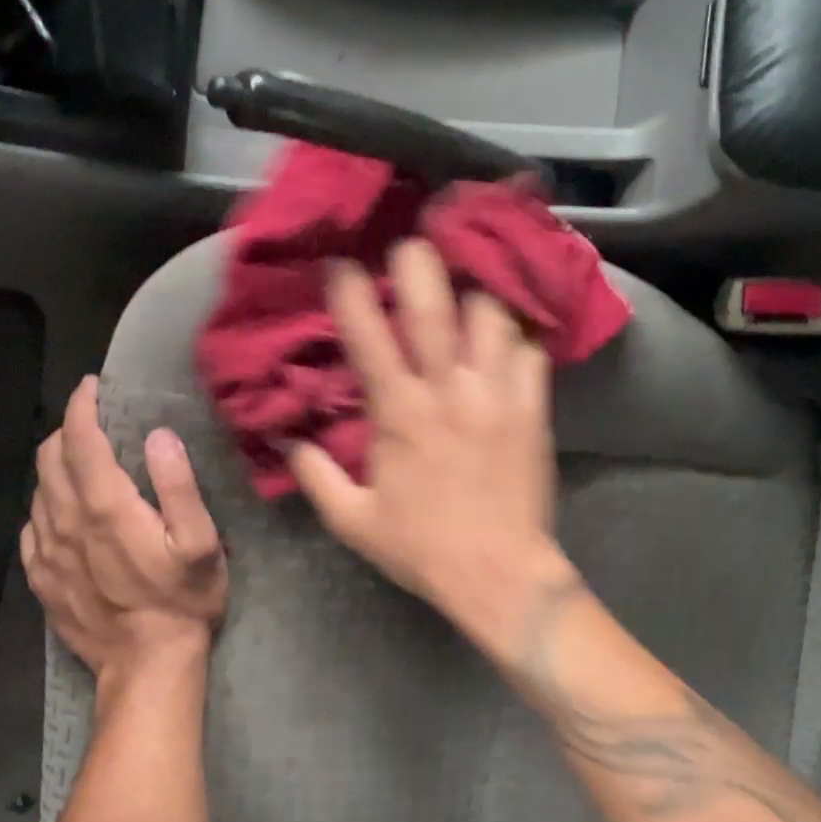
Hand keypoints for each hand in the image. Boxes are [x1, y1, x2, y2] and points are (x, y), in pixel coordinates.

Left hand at [22, 376, 227, 678]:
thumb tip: (158, 435)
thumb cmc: (182, 602)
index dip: (82, 405)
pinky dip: (47, 506)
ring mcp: (46, 552)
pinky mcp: (40, 577)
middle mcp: (65, 521)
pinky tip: (68, 515)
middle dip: (66, 431)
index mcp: (105, 506)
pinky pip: (31, 526)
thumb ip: (179, 485)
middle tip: (93, 426)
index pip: (80, 438)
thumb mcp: (201, 543)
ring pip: (38, 490)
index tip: (93, 387)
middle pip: (49, 457)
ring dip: (56, 468)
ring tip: (84, 466)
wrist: (145, 668)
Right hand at [287, 240, 565, 616]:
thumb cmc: (422, 548)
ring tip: (465, 296)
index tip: (341, 263)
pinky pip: (531, 353)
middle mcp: (448, 392)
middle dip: (420, 265)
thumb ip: (315, 476)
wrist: (501, 576)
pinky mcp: (534, 411)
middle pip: (435, 308)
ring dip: (473, 301)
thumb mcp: (352, 521)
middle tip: (411, 245)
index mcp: (399, 413)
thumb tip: (287, 440)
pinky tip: (507, 343)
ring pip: (491, 319)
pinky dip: (517, 341)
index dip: (350, 293)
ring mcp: (496, 397)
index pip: (368, 337)